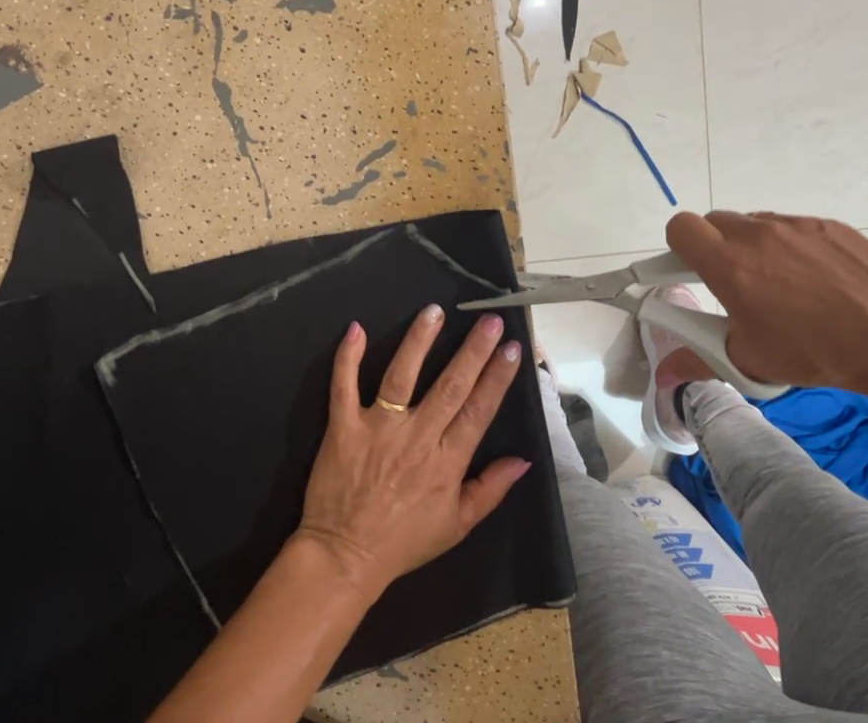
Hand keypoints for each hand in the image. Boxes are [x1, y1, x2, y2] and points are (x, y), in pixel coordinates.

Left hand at [293, 307, 530, 598]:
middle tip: (487, 320)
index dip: (497, 377)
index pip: (478, 410)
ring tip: (433, 311)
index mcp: (447, 461)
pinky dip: (347, 358)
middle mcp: (416, 437)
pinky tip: (355, 328)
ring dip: (419, 341)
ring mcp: (378, 428)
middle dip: (472, 351)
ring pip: (401, 376)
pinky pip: (344, 386)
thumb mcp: (457, 525)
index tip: (511, 348)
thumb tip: (523, 460)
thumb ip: (490, 489)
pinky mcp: (343, 427)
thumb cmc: (404, 542)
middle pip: (450, 386)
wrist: (345, 556)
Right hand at [663, 211, 867, 396]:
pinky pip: (791, 228)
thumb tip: (664, 376)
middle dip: (712, 247)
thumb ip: (698, 362)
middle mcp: (757, 234)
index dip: (678, 248)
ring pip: (753, 223)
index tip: (689, 272)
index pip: (680, 228)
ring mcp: (795, 225)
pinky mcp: (828, 225)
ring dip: (751, 246)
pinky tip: (814, 283)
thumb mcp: (750, 361)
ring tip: (777, 287)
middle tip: (729, 284)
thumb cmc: (816, 352)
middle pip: (713, 222)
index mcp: (728, 264)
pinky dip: (789, 248)